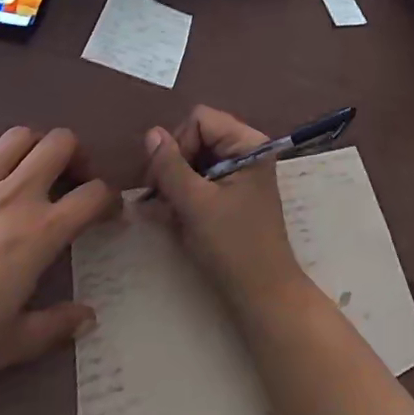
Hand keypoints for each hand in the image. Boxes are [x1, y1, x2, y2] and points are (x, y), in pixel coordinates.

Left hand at [0, 128, 115, 414]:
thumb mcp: (5, 350)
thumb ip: (52, 326)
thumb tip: (87, 318)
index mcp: (38, 233)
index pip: (92, 195)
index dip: (109, 200)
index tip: (109, 216)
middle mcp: (11, 196)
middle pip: (60, 143)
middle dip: (76, 157)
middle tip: (72, 184)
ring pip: (16, 136)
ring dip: (33, 148)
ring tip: (30, 174)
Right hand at [142, 107, 307, 311]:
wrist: (262, 295)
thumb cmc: (233, 246)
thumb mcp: (195, 204)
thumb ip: (170, 166)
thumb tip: (151, 133)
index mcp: (247, 143)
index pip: (200, 120)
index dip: (178, 144)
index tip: (167, 180)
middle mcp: (245, 150)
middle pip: (195, 137)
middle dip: (174, 166)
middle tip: (159, 199)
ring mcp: (239, 173)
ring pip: (193, 161)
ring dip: (175, 184)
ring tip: (166, 212)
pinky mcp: (231, 193)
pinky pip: (200, 180)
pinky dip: (184, 196)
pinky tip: (173, 219)